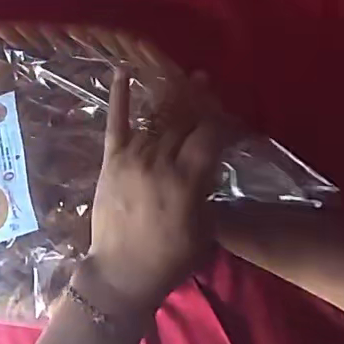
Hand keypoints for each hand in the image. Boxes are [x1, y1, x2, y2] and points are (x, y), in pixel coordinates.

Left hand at [84, 68, 227, 319]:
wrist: (120, 272)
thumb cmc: (169, 258)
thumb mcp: (205, 227)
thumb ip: (209, 189)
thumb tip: (213, 160)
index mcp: (186, 180)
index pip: (210, 135)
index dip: (224, 122)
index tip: (232, 119)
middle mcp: (159, 161)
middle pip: (184, 122)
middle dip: (201, 104)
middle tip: (210, 90)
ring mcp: (132, 157)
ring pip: (157, 120)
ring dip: (173, 99)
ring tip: (184, 79)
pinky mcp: (111, 160)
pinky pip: (116, 122)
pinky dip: (120, 96)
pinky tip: (123, 70)